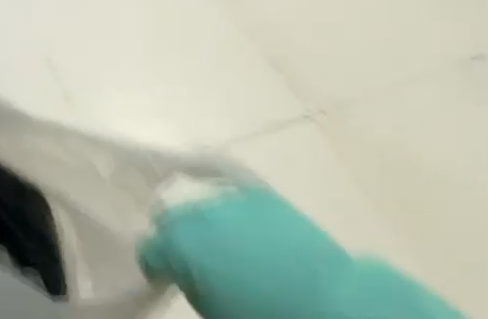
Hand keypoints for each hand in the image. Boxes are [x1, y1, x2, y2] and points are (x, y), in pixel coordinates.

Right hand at [140, 186, 462, 318]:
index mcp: (180, 246)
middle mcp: (198, 213)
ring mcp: (230, 201)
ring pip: (199, 204)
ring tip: (223, 248)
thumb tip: (189, 279)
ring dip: (202, 222)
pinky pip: (227, 181)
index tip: (167, 282)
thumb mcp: (215, 313)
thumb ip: (193, 291)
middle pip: (170, 219)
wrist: (338, 312)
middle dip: (176, 240)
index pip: (148, 250)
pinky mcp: (261, 195)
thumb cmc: (268, 318)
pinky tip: (218, 198)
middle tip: (195, 268)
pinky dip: (220, 193)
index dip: (155, 268)